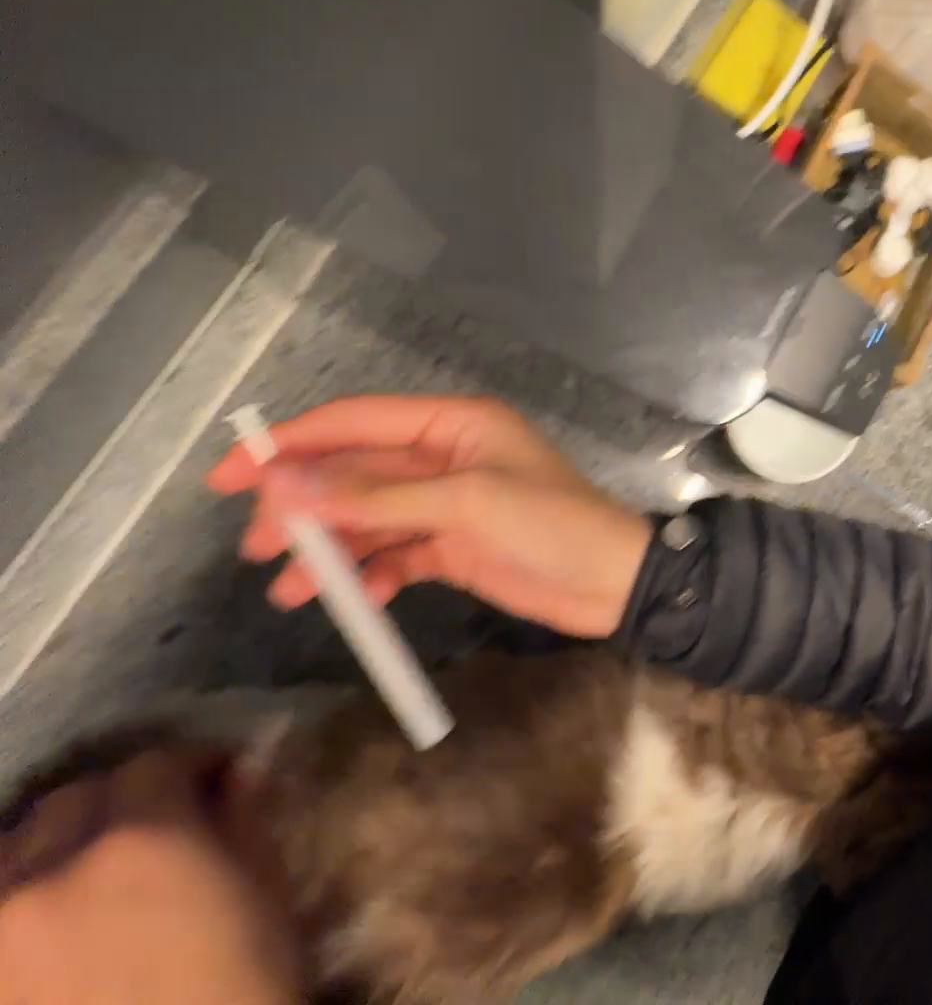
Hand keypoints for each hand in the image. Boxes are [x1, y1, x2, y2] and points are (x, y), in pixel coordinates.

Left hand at [0, 750, 299, 1004]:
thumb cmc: (244, 981)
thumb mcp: (265, 894)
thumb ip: (244, 822)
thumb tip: (239, 772)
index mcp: (142, 842)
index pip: (154, 765)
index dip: (192, 765)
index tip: (221, 778)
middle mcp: (45, 872)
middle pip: (72, 799)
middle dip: (122, 799)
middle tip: (163, 824)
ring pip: (10, 851)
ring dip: (56, 846)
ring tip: (95, 877)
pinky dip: (20, 898)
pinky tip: (56, 923)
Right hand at [207, 395, 653, 637]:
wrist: (616, 582)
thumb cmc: (555, 527)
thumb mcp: (469, 503)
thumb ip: (380, 496)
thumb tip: (286, 484)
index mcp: (456, 426)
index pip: (356, 422)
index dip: (289, 445)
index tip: (226, 479)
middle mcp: (448, 458)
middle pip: (353, 474)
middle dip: (304, 508)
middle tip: (263, 549)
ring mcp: (450, 506)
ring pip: (368, 519)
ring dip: (329, 551)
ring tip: (293, 590)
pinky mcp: (456, 548)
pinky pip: (397, 555)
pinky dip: (372, 575)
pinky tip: (357, 599)